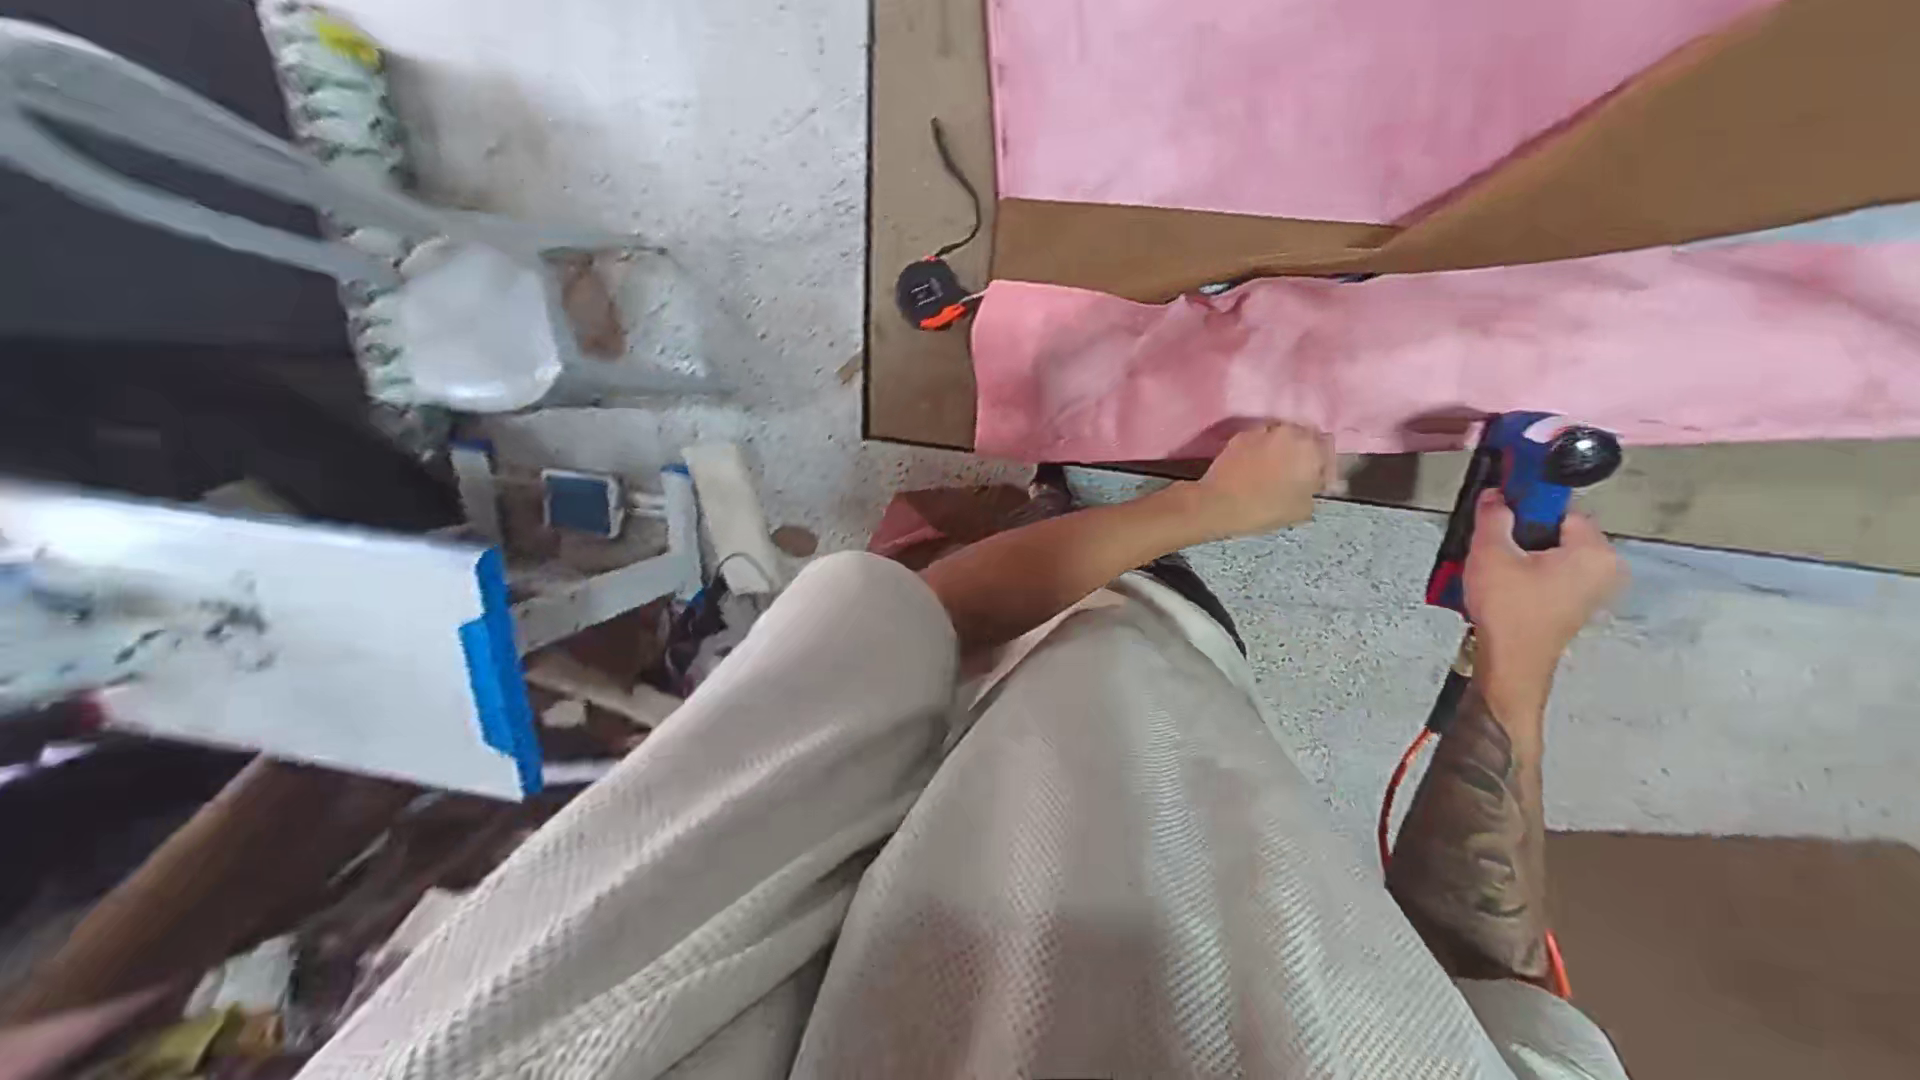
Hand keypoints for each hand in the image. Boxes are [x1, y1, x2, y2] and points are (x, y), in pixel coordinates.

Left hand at [1182, 422, 1333, 539]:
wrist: (1218, 504)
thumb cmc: (1265, 509)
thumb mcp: (1303, 508)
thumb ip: (1314, 489)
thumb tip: (1313, 482)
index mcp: (1311, 447)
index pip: (1328, 446)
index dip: (1324, 464)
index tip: (1317, 480)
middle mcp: (1288, 431)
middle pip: (1304, 436)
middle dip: (1303, 452)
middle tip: (1297, 472)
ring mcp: (1261, 431)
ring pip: (1279, 436)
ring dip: (1281, 448)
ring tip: (1274, 468)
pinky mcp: (1239, 436)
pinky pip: (1258, 440)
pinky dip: (1260, 449)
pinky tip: (1254, 466)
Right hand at [1465, 491, 1623, 720]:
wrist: (1509, 661)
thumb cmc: (1508, 606)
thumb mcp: (1491, 554)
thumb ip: (1494, 517)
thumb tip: (1495, 493)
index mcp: (1596, 551)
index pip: (1563, 510)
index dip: (1528, 507)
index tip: (1499, 510)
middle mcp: (1606, 569)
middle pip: (1558, 532)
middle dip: (1522, 533)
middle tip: (1490, 544)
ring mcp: (1594, 590)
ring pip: (1552, 554)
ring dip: (1521, 553)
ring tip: (1490, 565)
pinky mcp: (1576, 606)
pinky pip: (1551, 574)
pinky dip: (1527, 572)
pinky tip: (1501, 583)